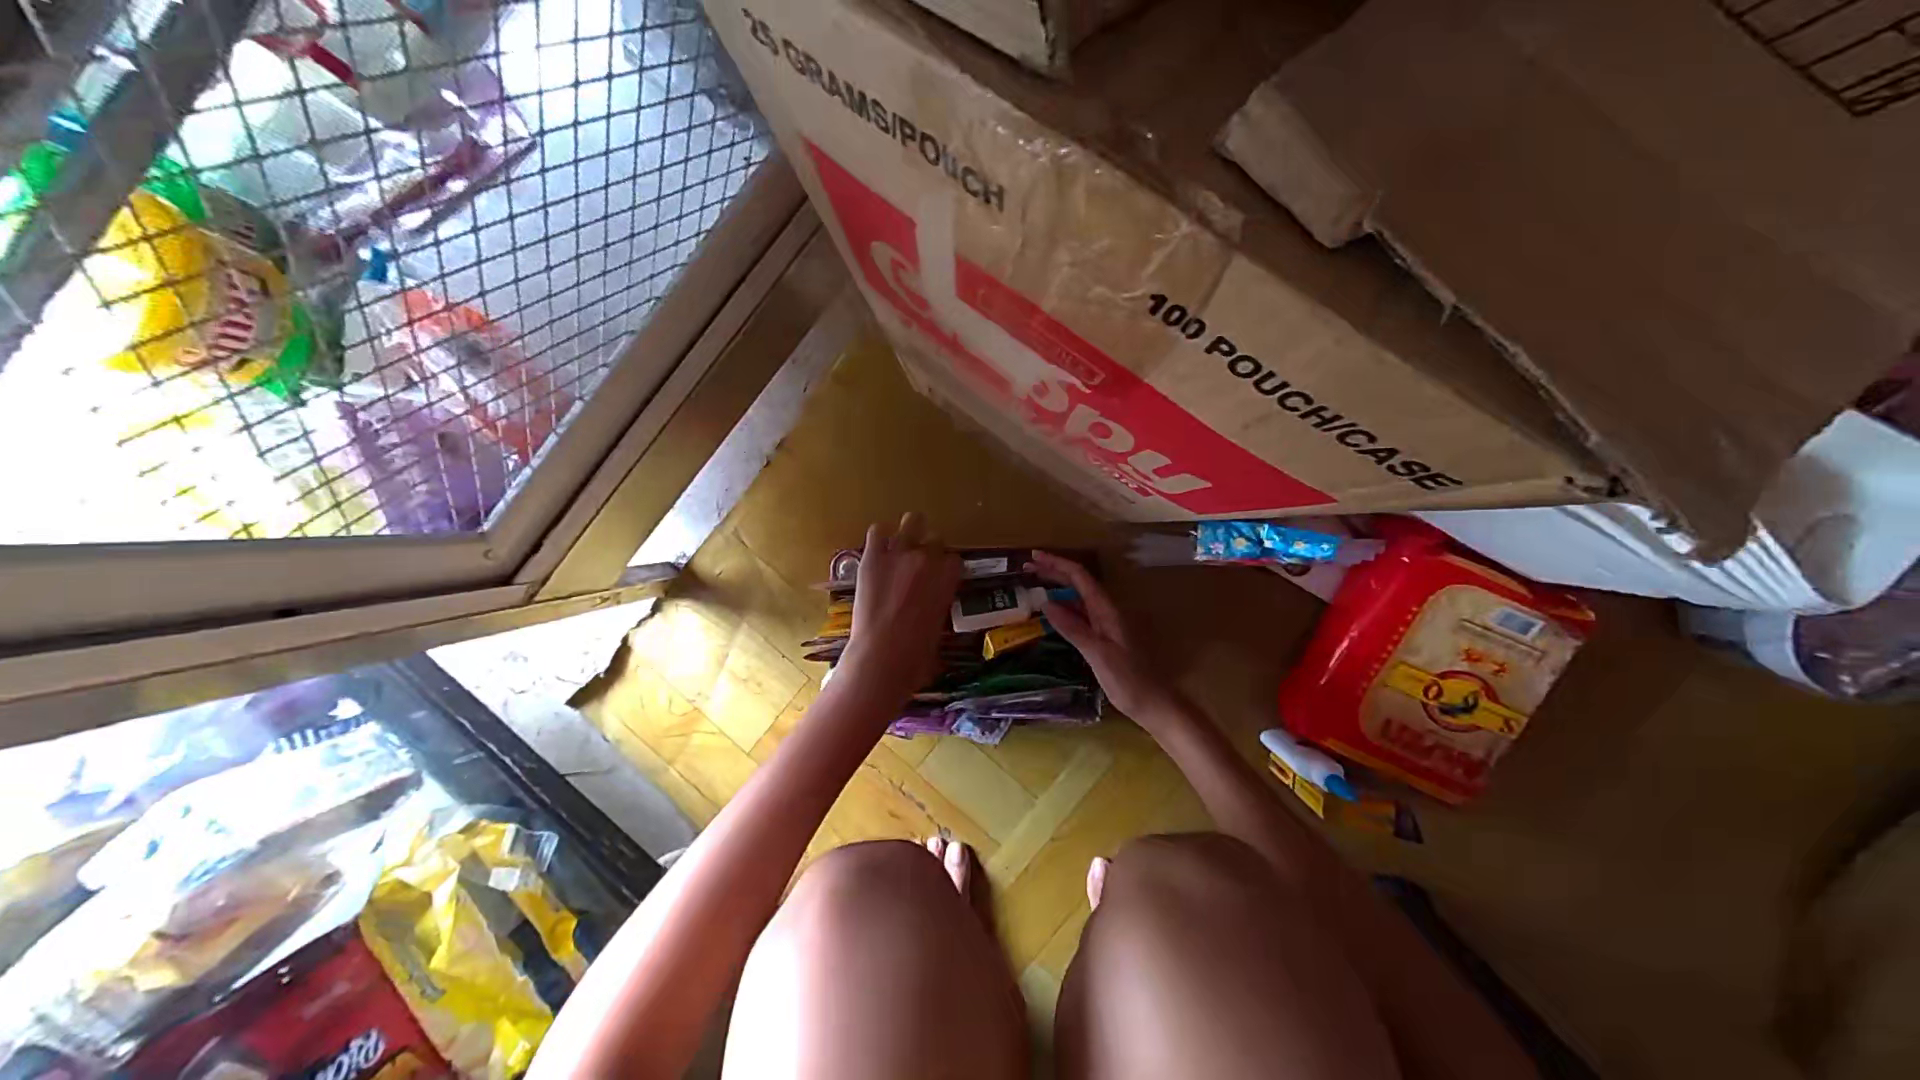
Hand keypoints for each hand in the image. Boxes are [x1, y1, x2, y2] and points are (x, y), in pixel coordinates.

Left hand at [838, 512, 962, 706]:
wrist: (883, 654)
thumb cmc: (918, 653)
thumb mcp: (938, 627)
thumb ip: (937, 606)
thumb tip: (930, 609)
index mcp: (948, 578)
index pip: (953, 559)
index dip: (944, 566)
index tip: (936, 576)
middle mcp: (928, 559)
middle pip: (934, 538)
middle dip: (928, 548)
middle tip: (917, 564)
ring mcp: (900, 553)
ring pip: (911, 522)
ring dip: (908, 531)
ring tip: (900, 543)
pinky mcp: (872, 556)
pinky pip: (877, 531)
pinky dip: (878, 536)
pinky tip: (877, 547)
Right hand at [1027, 551, 1178, 722]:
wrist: (1150, 702)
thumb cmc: (1127, 679)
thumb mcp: (1097, 653)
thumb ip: (1072, 628)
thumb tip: (1046, 603)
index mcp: (1106, 610)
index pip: (1079, 576)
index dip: (1056, 563)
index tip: (1034, 557)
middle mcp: (1105, 611)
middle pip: (1078, 582)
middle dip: (1053, 571)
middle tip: (1027, 568)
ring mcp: (1104, 624)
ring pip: (1077, 597)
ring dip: (1057, 587)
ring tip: (1034, 583)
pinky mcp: (1101, 637)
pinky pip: (1079, 613)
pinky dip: (1062, 607)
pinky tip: (1050, 611)